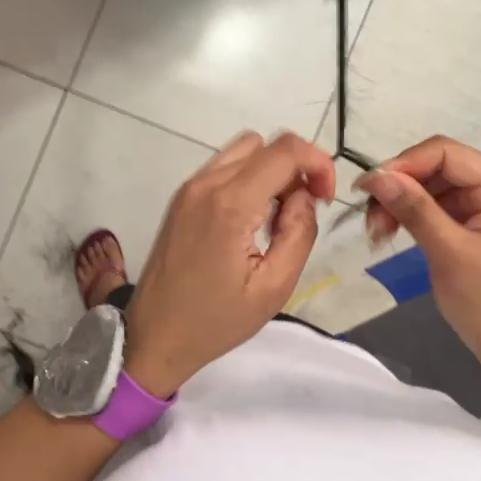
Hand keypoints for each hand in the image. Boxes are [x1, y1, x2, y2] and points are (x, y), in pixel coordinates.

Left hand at [122, 131, 337, 395]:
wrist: (154, 336)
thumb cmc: (215, 321)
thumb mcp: (274, 288)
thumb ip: (299, 233)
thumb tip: (303, 198)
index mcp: (230, 205)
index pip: (285, 151)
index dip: (317, 164)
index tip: (326, 198)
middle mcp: (205, 185)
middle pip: (263, 144)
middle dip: (294, 168)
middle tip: (300, 212)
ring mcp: (188, 189)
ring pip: (242, 151)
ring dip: (269, 172)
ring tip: (275, 218)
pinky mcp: (180, 199)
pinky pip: (223, 168)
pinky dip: (247, 180)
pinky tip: (250, 221)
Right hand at [355, 136, 480, 359]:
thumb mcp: (451, 255)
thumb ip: (415, 210)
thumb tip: (375, 176)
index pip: (446, 153)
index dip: (404, 164)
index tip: (367, 189)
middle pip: (435, 166)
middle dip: (399, 187)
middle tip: (370, 220)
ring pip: (429, 185)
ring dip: (399, 203)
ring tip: (377, 234)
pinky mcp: (472, 222)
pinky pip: (433, 205)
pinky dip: (408, 216)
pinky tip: (389, 234)